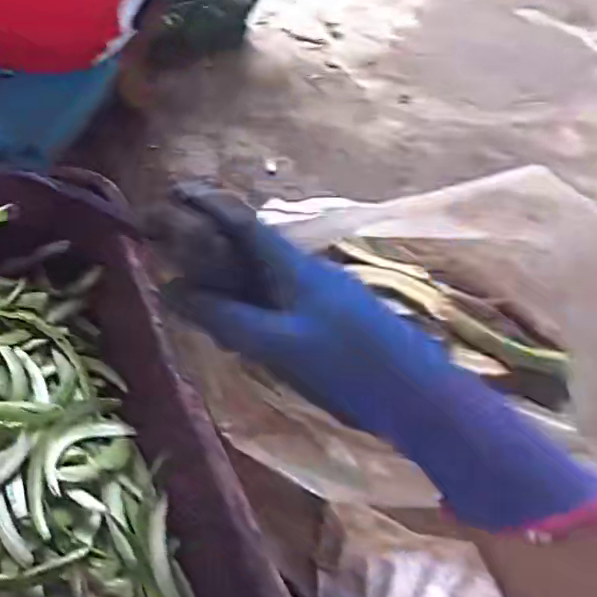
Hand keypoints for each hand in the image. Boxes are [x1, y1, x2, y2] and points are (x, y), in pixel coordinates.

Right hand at [165, 186, 596, 533]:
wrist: (429, 405)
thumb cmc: (349, 367)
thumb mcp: (274, 344)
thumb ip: (220, 316)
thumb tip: (167, 290)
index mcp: (292, 268)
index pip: (240, 222)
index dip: (205, 203)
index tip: (171, 192)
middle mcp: (306, 271)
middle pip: (248, 243)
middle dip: (208, 237)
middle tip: (169, 244)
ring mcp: (322, 293)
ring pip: (260, 270)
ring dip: (224, 268)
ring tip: (192, 285)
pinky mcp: (331, 316)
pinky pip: (273, 293)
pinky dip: (244, 294)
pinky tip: (235, 321)